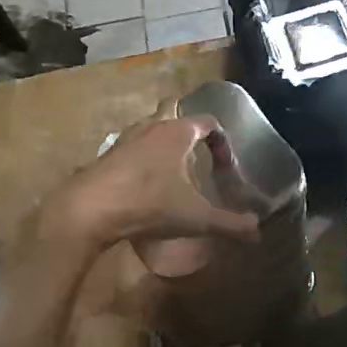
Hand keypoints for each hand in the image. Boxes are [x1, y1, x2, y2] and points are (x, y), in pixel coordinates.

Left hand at [42, 117, 260, 250]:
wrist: (88, 211)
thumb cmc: (149, 204)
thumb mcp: (196, 217)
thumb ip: (229, 224)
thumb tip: (257, 232)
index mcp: (177, 133)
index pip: (208, 122)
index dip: (222, 142)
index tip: (226, 168)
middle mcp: (151, 127)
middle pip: (174, 113)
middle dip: (189, 131)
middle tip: (200, 157)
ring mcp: (125, 140)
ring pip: (150, 129)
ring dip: (163, 142)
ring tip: (174, 171)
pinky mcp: (107, 156)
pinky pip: (132, 148)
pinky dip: (143, 158)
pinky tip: (146, 185)